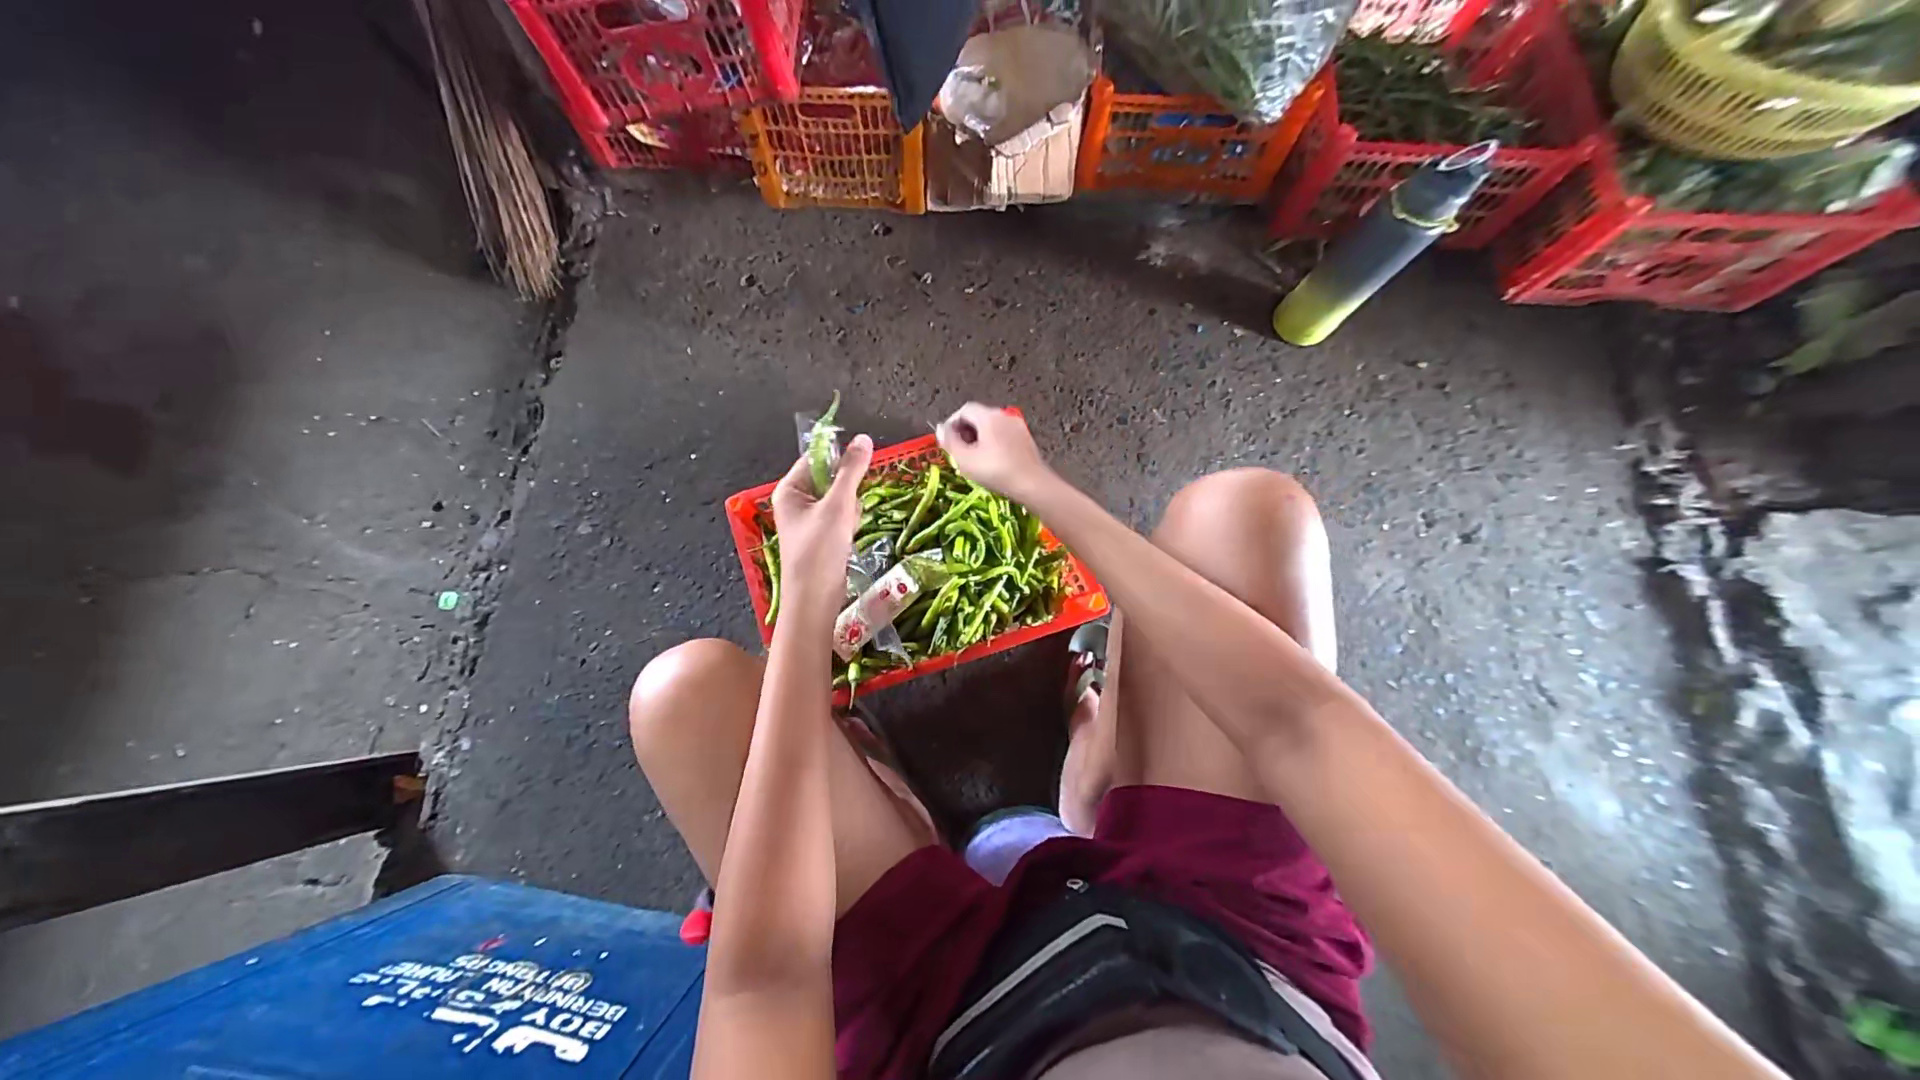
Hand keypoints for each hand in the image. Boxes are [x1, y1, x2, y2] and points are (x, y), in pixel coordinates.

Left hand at [771, 433, 872, 612]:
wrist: (815, 599)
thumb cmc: (819, 551)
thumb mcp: (838, 506)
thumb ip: (852, 471)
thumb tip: (864, 439)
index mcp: (790, 490)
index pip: (817, 459)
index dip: (840, 460)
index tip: (861, 466)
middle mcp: (796, 503)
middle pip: (832, 479)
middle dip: (847, 492)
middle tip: (848, 509)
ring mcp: (810, 521)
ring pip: (841, 500)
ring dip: (851, 510)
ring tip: (847, 529)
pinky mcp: (822, 537)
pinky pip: (842, 519)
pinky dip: (850, 525)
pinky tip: (848, 538)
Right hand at [936, 403, 1051, 501]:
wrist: (1033, 484)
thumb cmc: (996, 471)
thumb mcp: (965, 459)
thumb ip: (949, 442)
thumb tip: (940, 429)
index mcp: (989, 416)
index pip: (964, 410)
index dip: (951, 423)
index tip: (947, 441)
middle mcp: (1004, 416)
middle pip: (979, 416)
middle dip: (965, 431)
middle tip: (958, 450)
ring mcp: (1018, 427)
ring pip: (992, 427)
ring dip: (979, 439)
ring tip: (973, 458)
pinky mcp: (1026, 440)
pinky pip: (1004, 436)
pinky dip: (993, 444)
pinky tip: (992, 462)